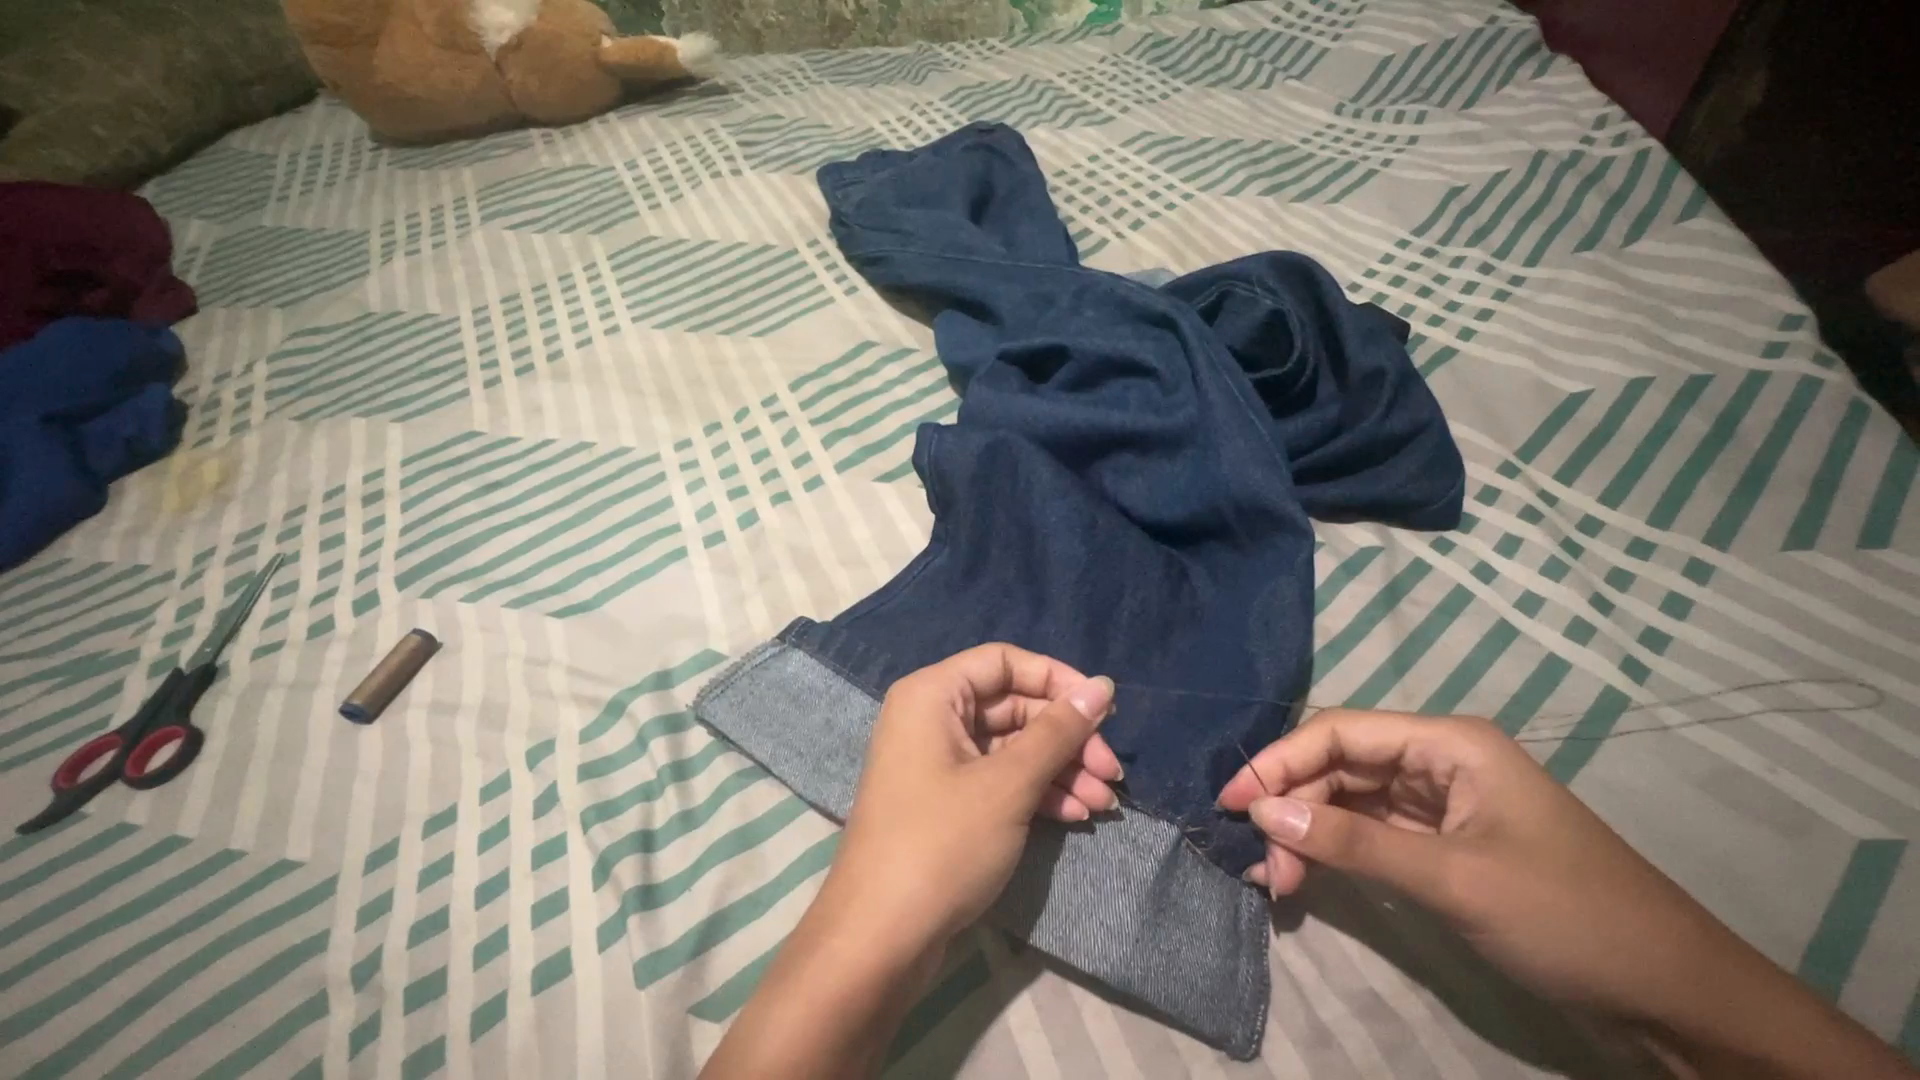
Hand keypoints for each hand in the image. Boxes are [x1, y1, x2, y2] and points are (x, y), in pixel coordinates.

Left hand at [701, 645, 1118, 1079]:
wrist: (881, 938)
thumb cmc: (942, 843)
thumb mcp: (1008, 784)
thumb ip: (1058, 731)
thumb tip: (1103, 685)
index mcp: (933, 695)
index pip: (1004, 662)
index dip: (1057, 680)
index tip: (1105, 710)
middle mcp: (932, 718)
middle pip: (1013, 706)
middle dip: (1067, 738)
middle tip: (1112, 774)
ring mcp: (938, 763)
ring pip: (1012, 748)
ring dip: (1061, 770)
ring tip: (1104, 804)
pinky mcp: (947, 803)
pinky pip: (1000, 780)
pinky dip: (1037, 793)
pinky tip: (1076, 816)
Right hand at [1218, 709, 1917, 1079]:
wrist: (1676, 997)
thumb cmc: (1569, 918)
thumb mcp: (1453, 879)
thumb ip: (1352, 843)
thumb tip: (1260, 814)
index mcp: (1448, 743)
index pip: (1339, 733)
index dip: (1278, 761)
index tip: (1231, 802)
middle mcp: (1439, 761)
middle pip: (1339, 766)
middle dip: (1292, 809)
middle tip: (1256, 860)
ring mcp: (1441, 805)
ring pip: (1350, 803)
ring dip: (1309, 836)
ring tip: (1276, 881)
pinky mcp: (1443, 846)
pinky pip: (1371, 836)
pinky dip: (1336, 855)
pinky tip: (1306, 878)